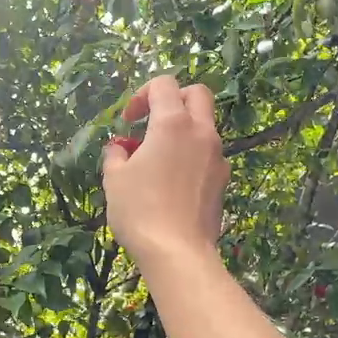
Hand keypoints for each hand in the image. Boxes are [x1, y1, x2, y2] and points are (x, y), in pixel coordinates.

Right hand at [103, 75, 227, 269]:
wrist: (178, 252)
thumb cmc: (140, 211)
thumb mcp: (115, 180)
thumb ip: (116, 155)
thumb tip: (120, 148)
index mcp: (173, 124)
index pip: (164, 85)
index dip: (142, 95)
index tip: (128, 121)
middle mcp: (201, 133)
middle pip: (197, 94)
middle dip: (174, 100)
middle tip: (153, 122)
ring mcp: (218, 157)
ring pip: (205, 127)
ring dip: (183, 131)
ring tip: (159, 159)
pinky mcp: (223, 181)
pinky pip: (208, 156)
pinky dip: (192, 156)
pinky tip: (173, 184)